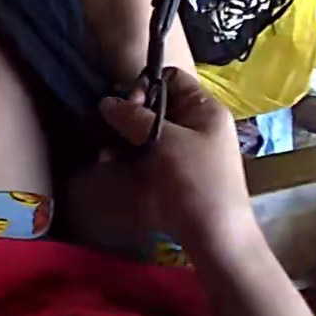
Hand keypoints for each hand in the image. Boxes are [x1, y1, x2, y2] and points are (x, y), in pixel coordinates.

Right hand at [98, 67, 259, 257]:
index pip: (171, 79)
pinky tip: (106, 162)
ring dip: (120, 136)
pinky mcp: (165, 174)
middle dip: (127, 113)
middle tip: (107, 124)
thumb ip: (135, 118)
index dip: (147, 85)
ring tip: (103, 148)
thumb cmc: (197, 181)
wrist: (212, 235)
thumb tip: (105, 102)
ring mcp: (178, 151)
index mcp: (203, 110)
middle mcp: (191, 126)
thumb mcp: (167, 142)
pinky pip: (140, 156)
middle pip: (153, 106)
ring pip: (142, 132)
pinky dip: (123, 157)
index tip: (128, 103)